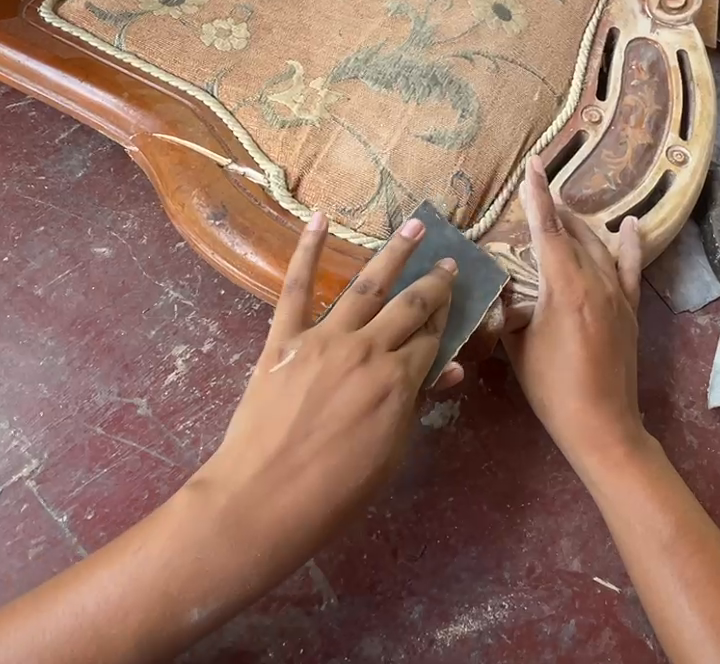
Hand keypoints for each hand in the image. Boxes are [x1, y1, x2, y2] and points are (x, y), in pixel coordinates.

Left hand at [185, 211, 461, 560]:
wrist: (263, 499)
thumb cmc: (336, 491)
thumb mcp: (391, 453)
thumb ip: (416, 403)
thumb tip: (449, 368)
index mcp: (398, 381)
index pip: (431, 337)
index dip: (447, 316)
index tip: (456, 295)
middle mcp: (368, 348)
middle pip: (410, 306)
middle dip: (434, 281)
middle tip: (448, 260)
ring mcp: (324, 338)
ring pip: (367, 286)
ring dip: (394, 253)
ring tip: (414, 226)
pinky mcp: (284, 337)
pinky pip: (296, 287)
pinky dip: (307, 250)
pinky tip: (321, 219)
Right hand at [502, 156, 647, 472]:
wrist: (602, 424)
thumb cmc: (552, 387)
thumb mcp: (518, 345)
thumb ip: (509, 309)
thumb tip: (500, 289)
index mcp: (564, 286)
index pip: (546, 230)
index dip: (537, 196)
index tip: (533, 165)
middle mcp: (594, 280)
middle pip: (572, 233)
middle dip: (553, 208)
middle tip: (535, 190)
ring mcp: (616, 294)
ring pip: (596, 246)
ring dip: (579, 225)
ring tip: (564, 208)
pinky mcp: (629, 309)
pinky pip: (629, 268)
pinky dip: (629, 244)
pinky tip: (629, 225)